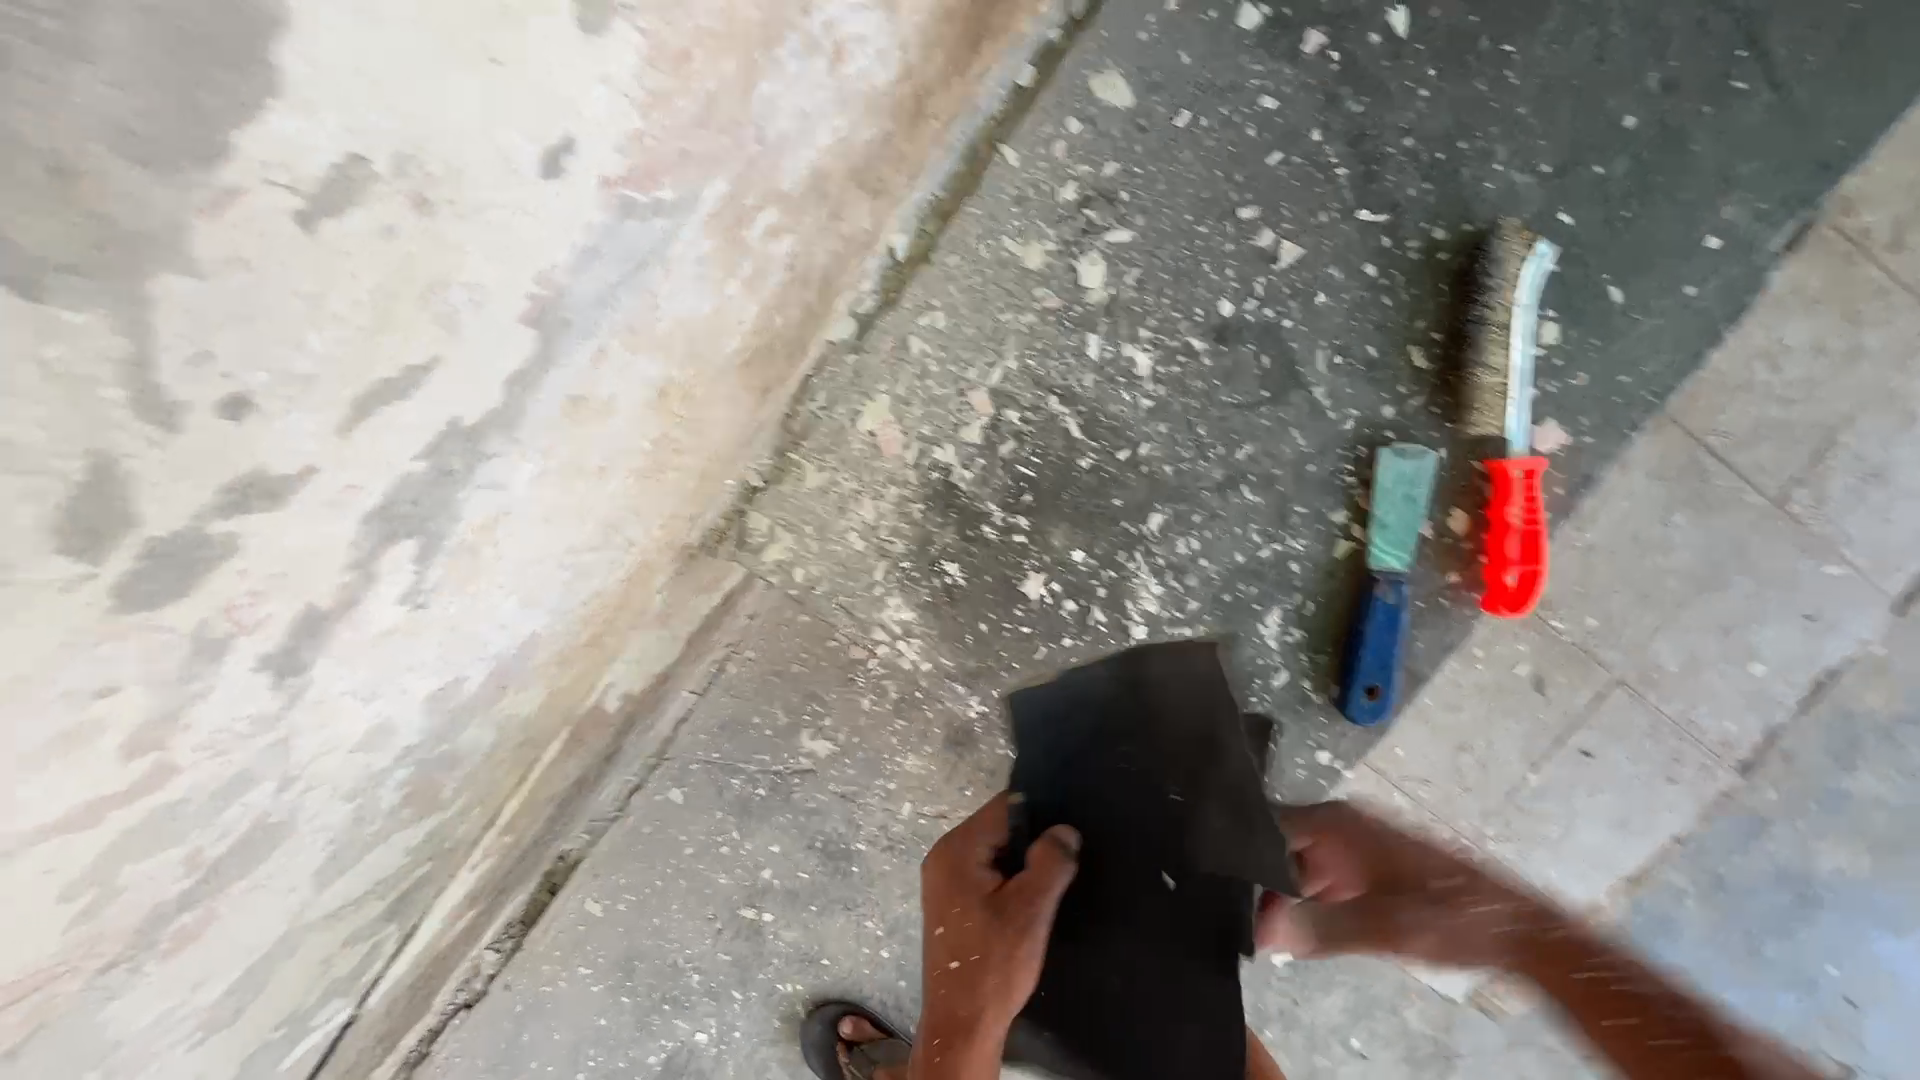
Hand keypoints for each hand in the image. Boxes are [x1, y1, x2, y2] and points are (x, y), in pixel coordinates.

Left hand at [918, 792, 1080, 1043]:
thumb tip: (1065, 829)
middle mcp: (943, 855)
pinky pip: (984, 871)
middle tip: (1062, 862)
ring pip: (993, 850)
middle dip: (1030, 841)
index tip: (1066, 835)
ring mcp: (943, 878)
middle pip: (998, 827)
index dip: (1039, 816)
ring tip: (1047, 884)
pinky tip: (1026, 902)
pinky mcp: (950, 900)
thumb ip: (1050, 861)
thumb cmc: (994, 964)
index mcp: (957, 849)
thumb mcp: (1031, 910)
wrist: (962, 1022)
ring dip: (1020, 864)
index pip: (1004, 807)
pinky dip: (1007, 879)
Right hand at [1255, 799, 1564, 970]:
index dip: (1238, 855)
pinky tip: (1295, 929)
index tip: (1220, 886)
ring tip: (1258, 927)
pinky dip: (1304, 899)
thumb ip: (1319, 927)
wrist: (1515, 930)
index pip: (1263, 825)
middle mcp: (1336, 822)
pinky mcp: (1362, 864)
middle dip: (1256, 879)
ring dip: (1280, 893)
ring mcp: (1350, 842)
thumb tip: (1260, 930)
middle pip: (1275, 844)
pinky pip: (1316, 876)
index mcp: (1334, 820)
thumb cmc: (1449, 917)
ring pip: (1294, 863)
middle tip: (1234, 916)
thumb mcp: (1382, 928)